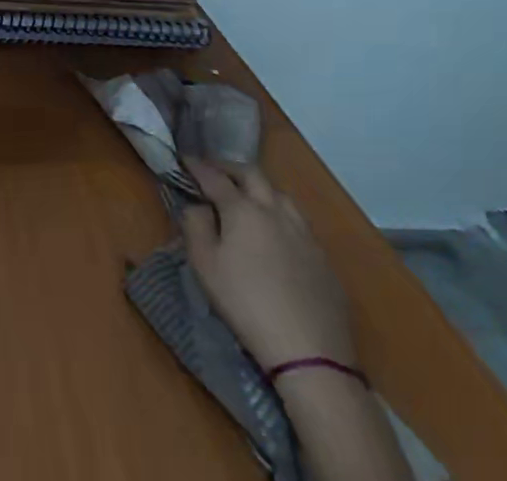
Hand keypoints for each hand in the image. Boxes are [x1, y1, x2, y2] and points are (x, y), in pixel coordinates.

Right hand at [181, 158, 356, 370]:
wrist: (307, 348)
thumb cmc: (243, 300)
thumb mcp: (203, 262)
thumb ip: (194, 225)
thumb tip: (197, 206)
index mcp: (244, 211)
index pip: (216, 178)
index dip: (197, 166)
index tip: (184, 159)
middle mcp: (277, 213)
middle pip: (254, 175)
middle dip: (230, 167)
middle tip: (212, 169)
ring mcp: (305, 235)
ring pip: (282, 196)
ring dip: (259, 187)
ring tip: (245, 195)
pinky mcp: (323, 258)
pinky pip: (298, 222)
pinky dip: (278, 213)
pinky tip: (273, 232)